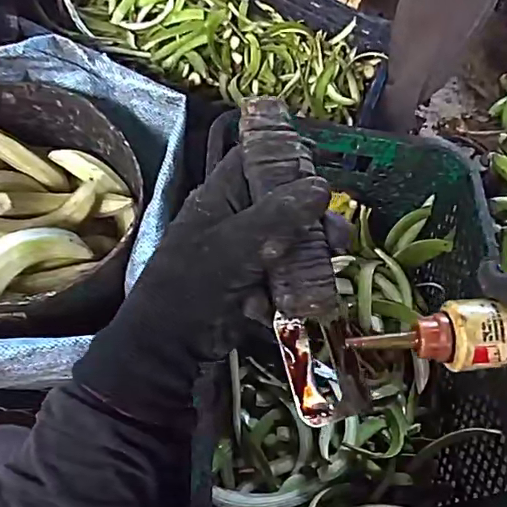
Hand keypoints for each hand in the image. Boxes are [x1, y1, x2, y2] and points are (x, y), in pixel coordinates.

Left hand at [73, 145, 329, 425]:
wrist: (170, 347)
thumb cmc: (193, 286)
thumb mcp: (237, 244)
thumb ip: (279, 215)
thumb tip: (321, 186)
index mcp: (220, 197)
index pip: (255, 161)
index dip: (287, 159)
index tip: (321, 173)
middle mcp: (234, 220)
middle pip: (284, 206)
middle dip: (313, 221)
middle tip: (337, 238)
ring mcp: (243, 255)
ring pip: (288, 245)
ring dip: (310, 258)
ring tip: (327, 268)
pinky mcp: (252, 286)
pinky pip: (282, 277)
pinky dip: (292, 287)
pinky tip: (294, 300)